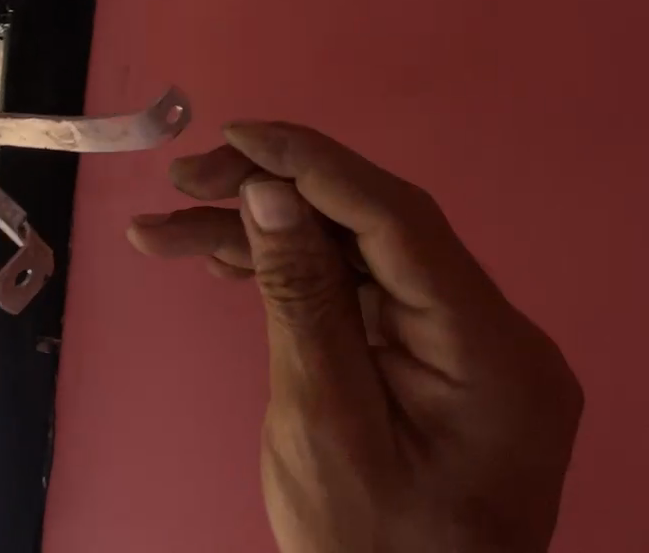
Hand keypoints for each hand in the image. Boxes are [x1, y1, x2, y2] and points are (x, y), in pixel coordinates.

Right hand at [129, 122, 582, 552]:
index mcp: (489, 351)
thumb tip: (267, 190)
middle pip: (366, 222)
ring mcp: (447, 339)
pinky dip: (270, 268)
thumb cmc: (366, 544)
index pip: (398, 221)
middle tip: (182, 180)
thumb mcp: (320, 420)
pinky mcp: (412, 350)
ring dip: (249, 232)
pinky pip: (338, 285)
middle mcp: (481, 330)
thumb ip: (300, 297)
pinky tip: (211, 261)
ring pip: (339, 249)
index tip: (231, 135)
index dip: (311, 163)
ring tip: (160, 231)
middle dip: (267, 191)